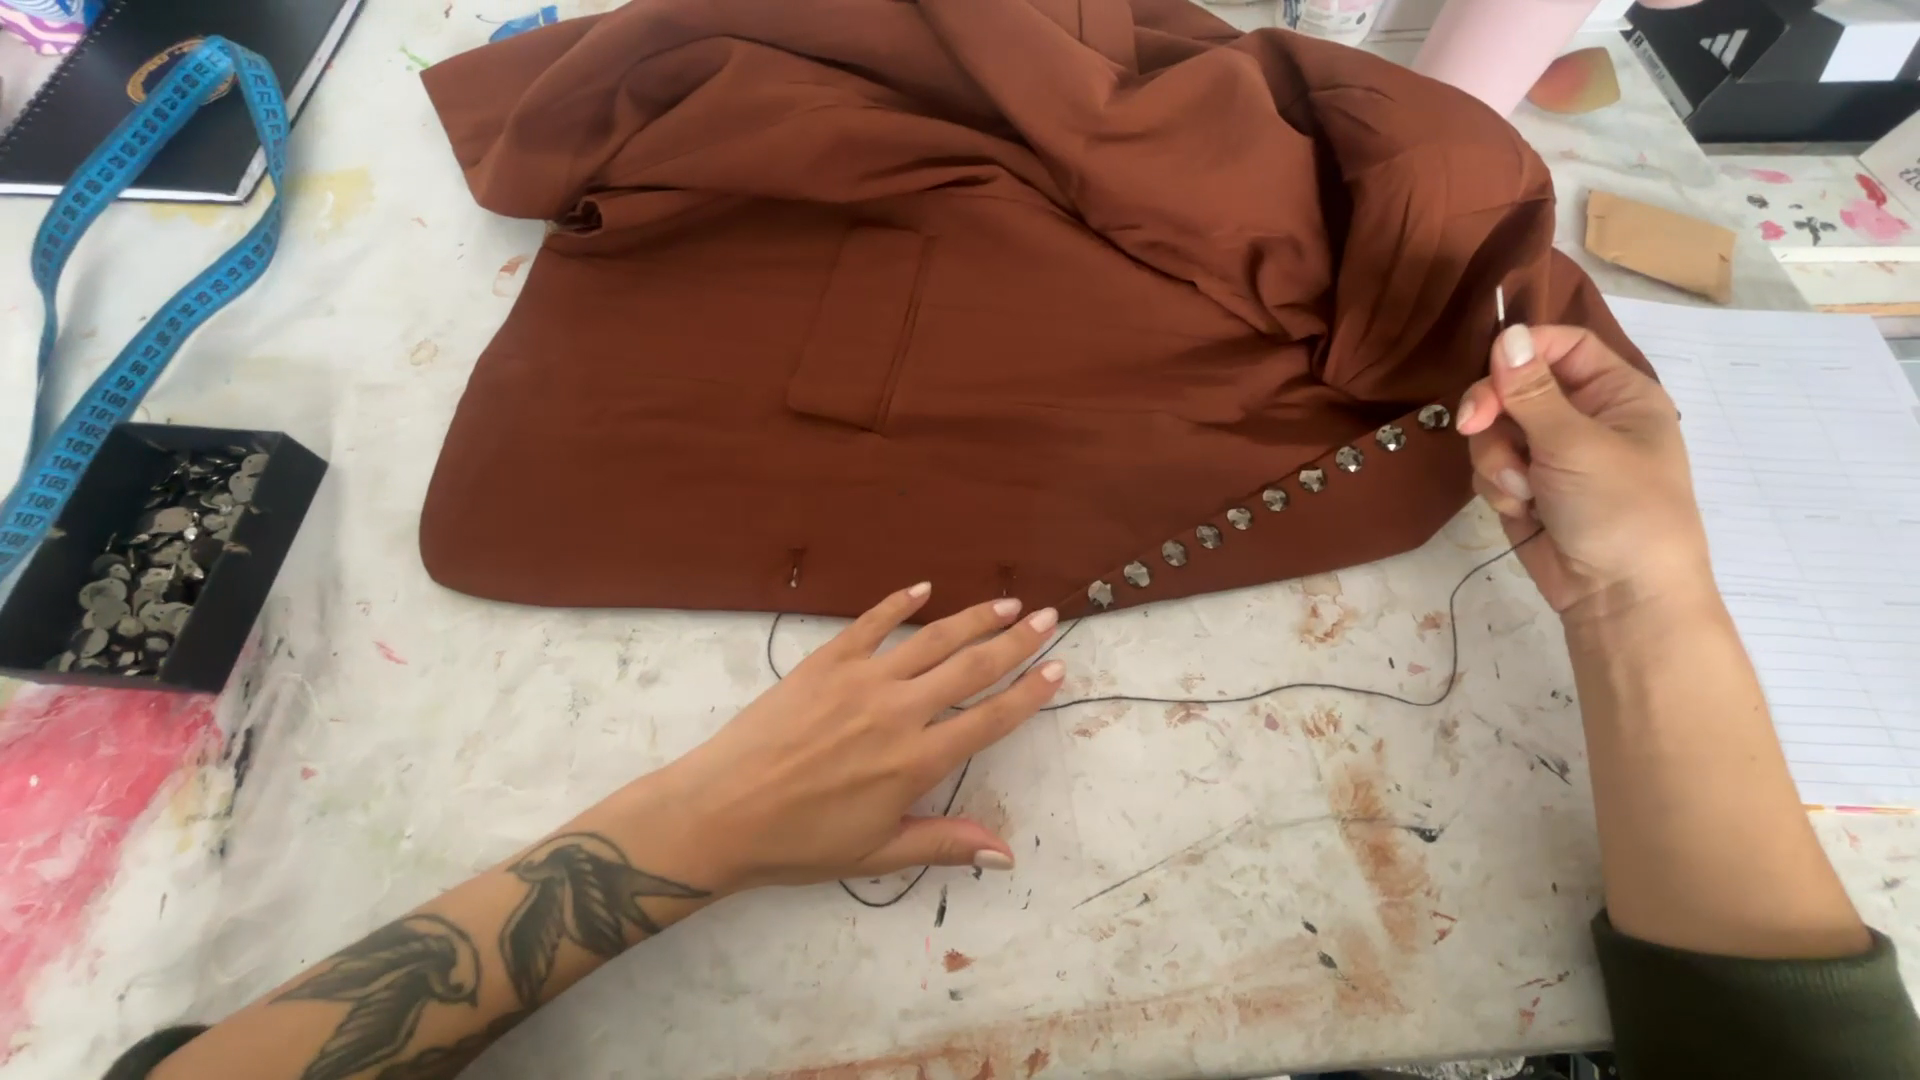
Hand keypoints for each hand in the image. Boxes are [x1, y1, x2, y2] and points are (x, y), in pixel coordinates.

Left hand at [646, 585, 1064, 892]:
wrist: (721, 811)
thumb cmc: (800, 842)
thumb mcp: (877, 853)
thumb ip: (945, 842)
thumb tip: (1007, 854)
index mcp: (916, 761)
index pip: (989, 718)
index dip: (1029, 693)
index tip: (1058, 668)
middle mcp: (899, 711)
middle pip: (971, 667)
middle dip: (1016, 641)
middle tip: (1047, 617)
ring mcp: (862, 679)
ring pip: (931, 639)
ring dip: (973, 618)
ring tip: (1005, 602)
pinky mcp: (826, 662)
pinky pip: (871, 623)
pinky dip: (899, 602)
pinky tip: (923, 587)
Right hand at [1454, 324, 1714, 621]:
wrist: (1616, 593)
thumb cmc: (1621, 509)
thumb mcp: (1576, 444)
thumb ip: (1533, 391)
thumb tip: (1508, 333)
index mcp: (1615, 394)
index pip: (1562, 346)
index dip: (1521, 352)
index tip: (1489, 374)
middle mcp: (1580, 416)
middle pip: (1512, 388)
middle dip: (1491, 414)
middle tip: (1474, 429)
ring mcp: (1548, 453)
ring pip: (1491, 431)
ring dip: (1495, 461)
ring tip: (1522, 492)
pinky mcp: (1523, 484)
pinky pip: (1488, 466)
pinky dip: (1496, 487)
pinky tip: (1521, 508)